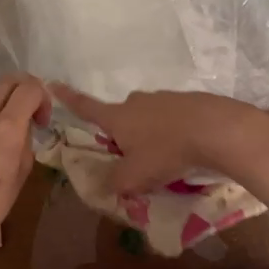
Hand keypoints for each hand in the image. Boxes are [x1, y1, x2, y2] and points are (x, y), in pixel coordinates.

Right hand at [50, 85, 268, 193]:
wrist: (216, 129)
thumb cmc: (166, 151)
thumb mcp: (135, 177)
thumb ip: (115, 182)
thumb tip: (106, 185)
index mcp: (117, 116)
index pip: (86, 107)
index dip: (68, 99)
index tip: (52, 83)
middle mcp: (136, 101)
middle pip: (121, 116)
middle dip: (124, 134)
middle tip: (136, 158)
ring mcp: (164, 97)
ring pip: (149, 117)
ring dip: (152, 134)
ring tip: (168, 157)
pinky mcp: (189, 100)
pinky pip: (174, 117)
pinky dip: (175, 130)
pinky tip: (189, 147)